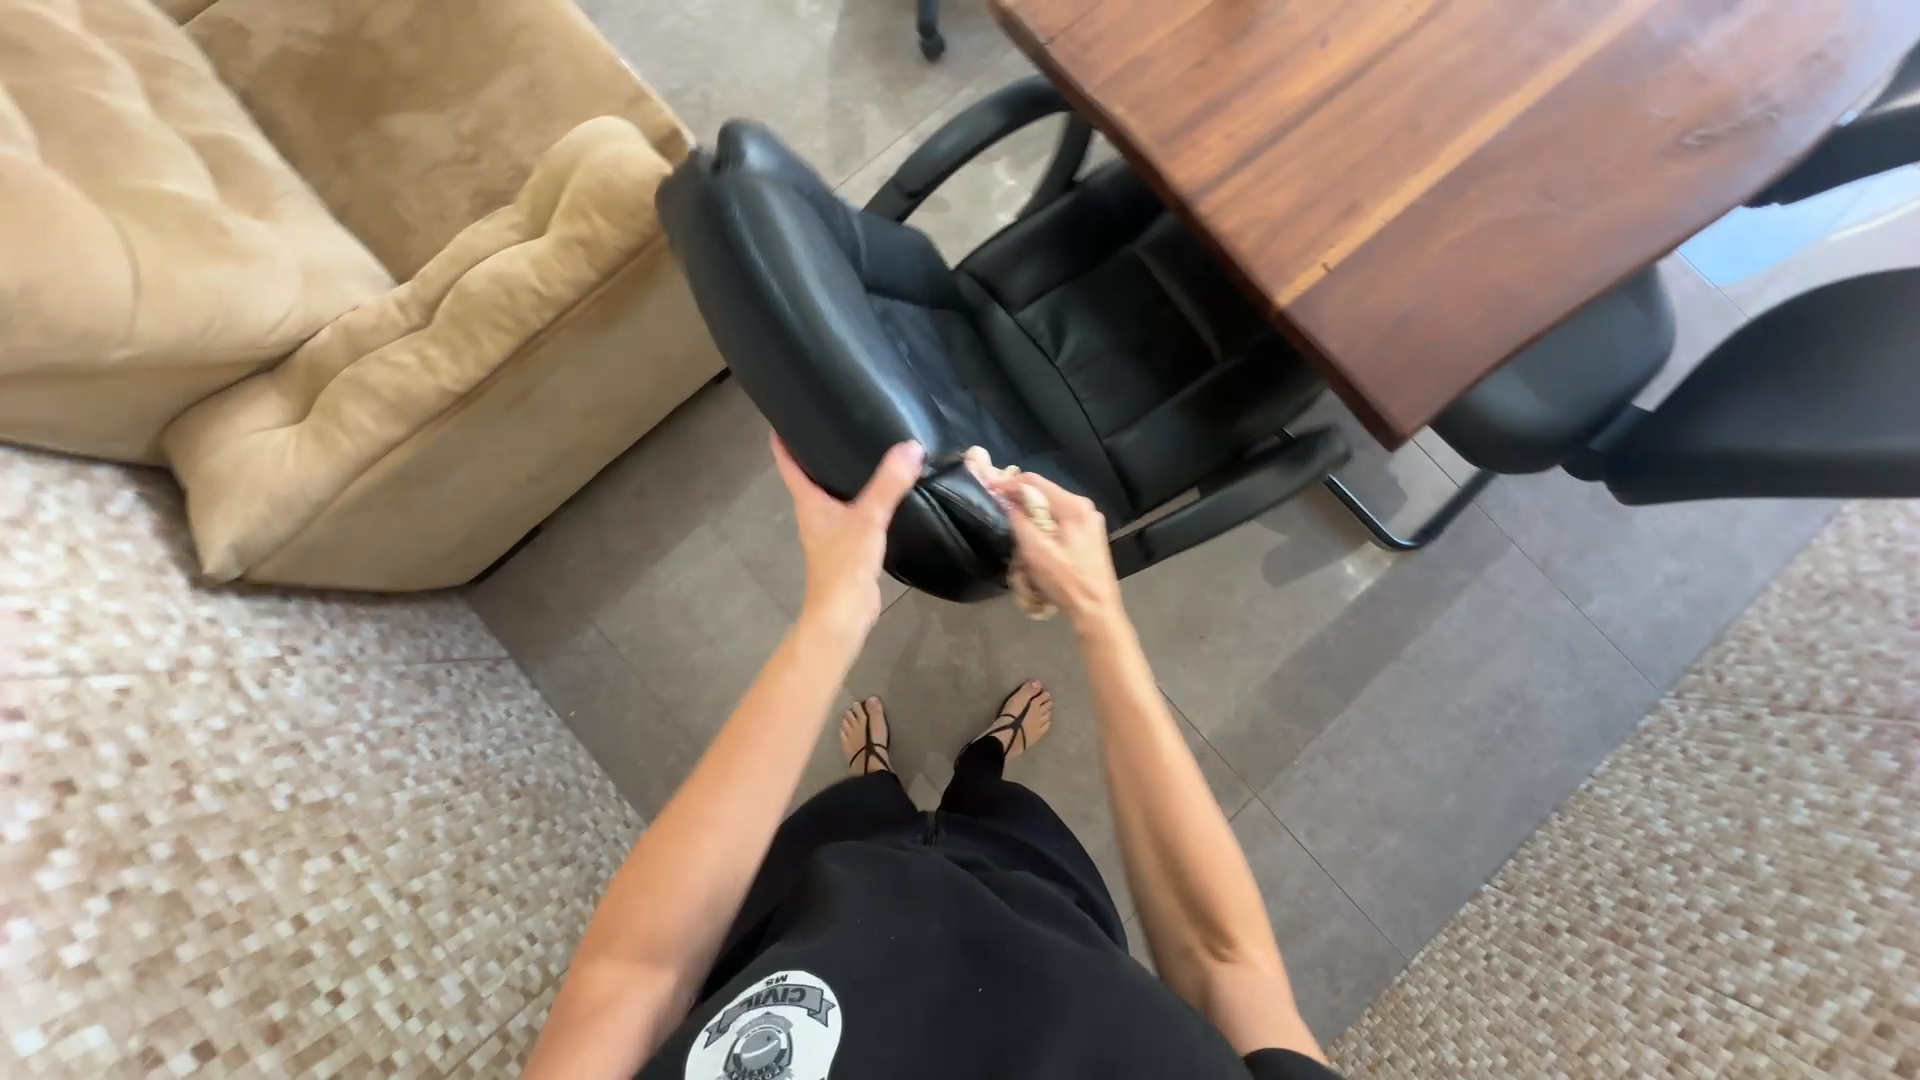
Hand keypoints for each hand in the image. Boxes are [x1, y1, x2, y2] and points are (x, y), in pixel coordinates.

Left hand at [772, 433, 923, 632]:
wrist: (843, 613)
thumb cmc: (844, 564)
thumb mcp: (868, 518)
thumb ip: (889, 484)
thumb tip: (911, 447)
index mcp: (808, 502)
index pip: (788, 463)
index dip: (782, 439)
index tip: (782, 415)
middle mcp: (814, 514)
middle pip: (809, 476)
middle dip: (818, 451)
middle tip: (835, 421)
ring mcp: (829, 532)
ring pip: (832, 495)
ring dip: (841, 476)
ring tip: (861, 450)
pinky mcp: (847, 547)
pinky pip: (852, 513)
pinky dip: (862, 499)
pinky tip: (881, 494)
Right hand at [983, 471, 1125, 630]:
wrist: (1097, 609)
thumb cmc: (1066, 581)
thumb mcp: (1036, 550)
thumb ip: (1019, 521)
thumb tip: (1007, 502)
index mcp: (1074, 507)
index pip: (1035, 481)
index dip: (1009, 482)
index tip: (989, 487)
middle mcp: (1085, 507)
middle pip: (1045, 492)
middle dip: (1020, 498)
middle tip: (998, 504)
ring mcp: (1090, 521)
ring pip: (1052, 507)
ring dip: (1031, 512)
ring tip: (1013, 522)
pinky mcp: (1090, 534)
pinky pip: (1060, 520)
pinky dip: (1044, 523)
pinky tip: (1034, 537)